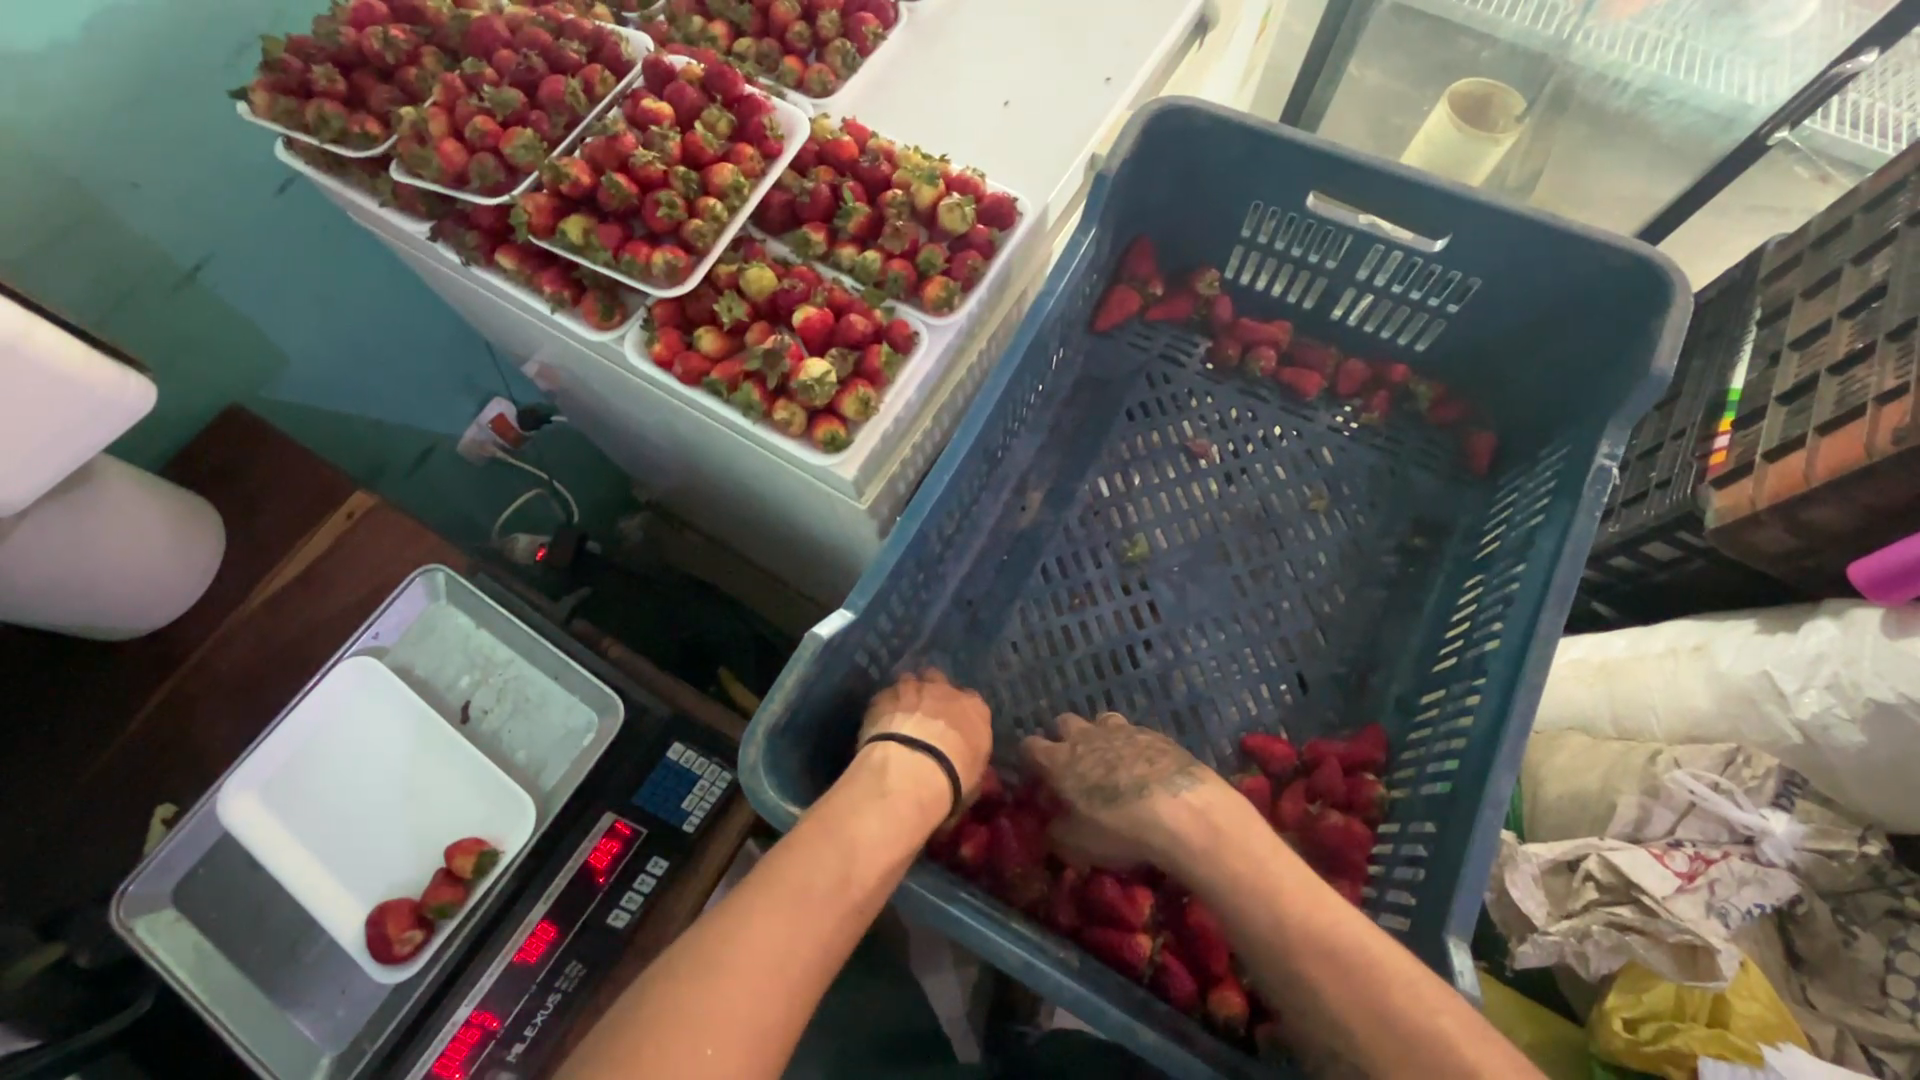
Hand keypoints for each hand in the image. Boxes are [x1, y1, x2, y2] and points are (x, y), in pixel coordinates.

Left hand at [855, 670, 994, 810]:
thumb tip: (963, 764)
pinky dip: (883, 708)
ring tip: (898, 717)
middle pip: (938, 681)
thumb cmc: (954, 778)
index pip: (971, 701)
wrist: (913, 769)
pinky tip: (878, 726)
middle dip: (931, 693)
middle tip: (923, 715)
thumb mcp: (974, 777)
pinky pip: (884, 696)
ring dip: (906, 695)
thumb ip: (969, 760)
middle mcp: (945, 690)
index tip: (952, 728)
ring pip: (909, 681)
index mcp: (974, 708)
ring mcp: (912, 689)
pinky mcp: (883, 696)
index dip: (959, 713)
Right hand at [1022, 711, 1236, 869]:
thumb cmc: (1119, 830)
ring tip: (1111, 763)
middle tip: (1074, 769)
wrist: (1183, 812)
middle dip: (1064, 740)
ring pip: (1101, 721)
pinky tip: (1145, 769)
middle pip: (1064, 723)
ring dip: (1099, 737)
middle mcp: (1085, 736)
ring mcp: (1122, 730)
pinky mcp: (1155, 734)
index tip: (1039, 780)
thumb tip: (1052, 822)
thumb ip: (1056, 830)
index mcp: (1058, 760)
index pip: (1029, 746)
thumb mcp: (1075, 844)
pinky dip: (1133, 747)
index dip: (1031, 761)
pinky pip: (1134, 733)